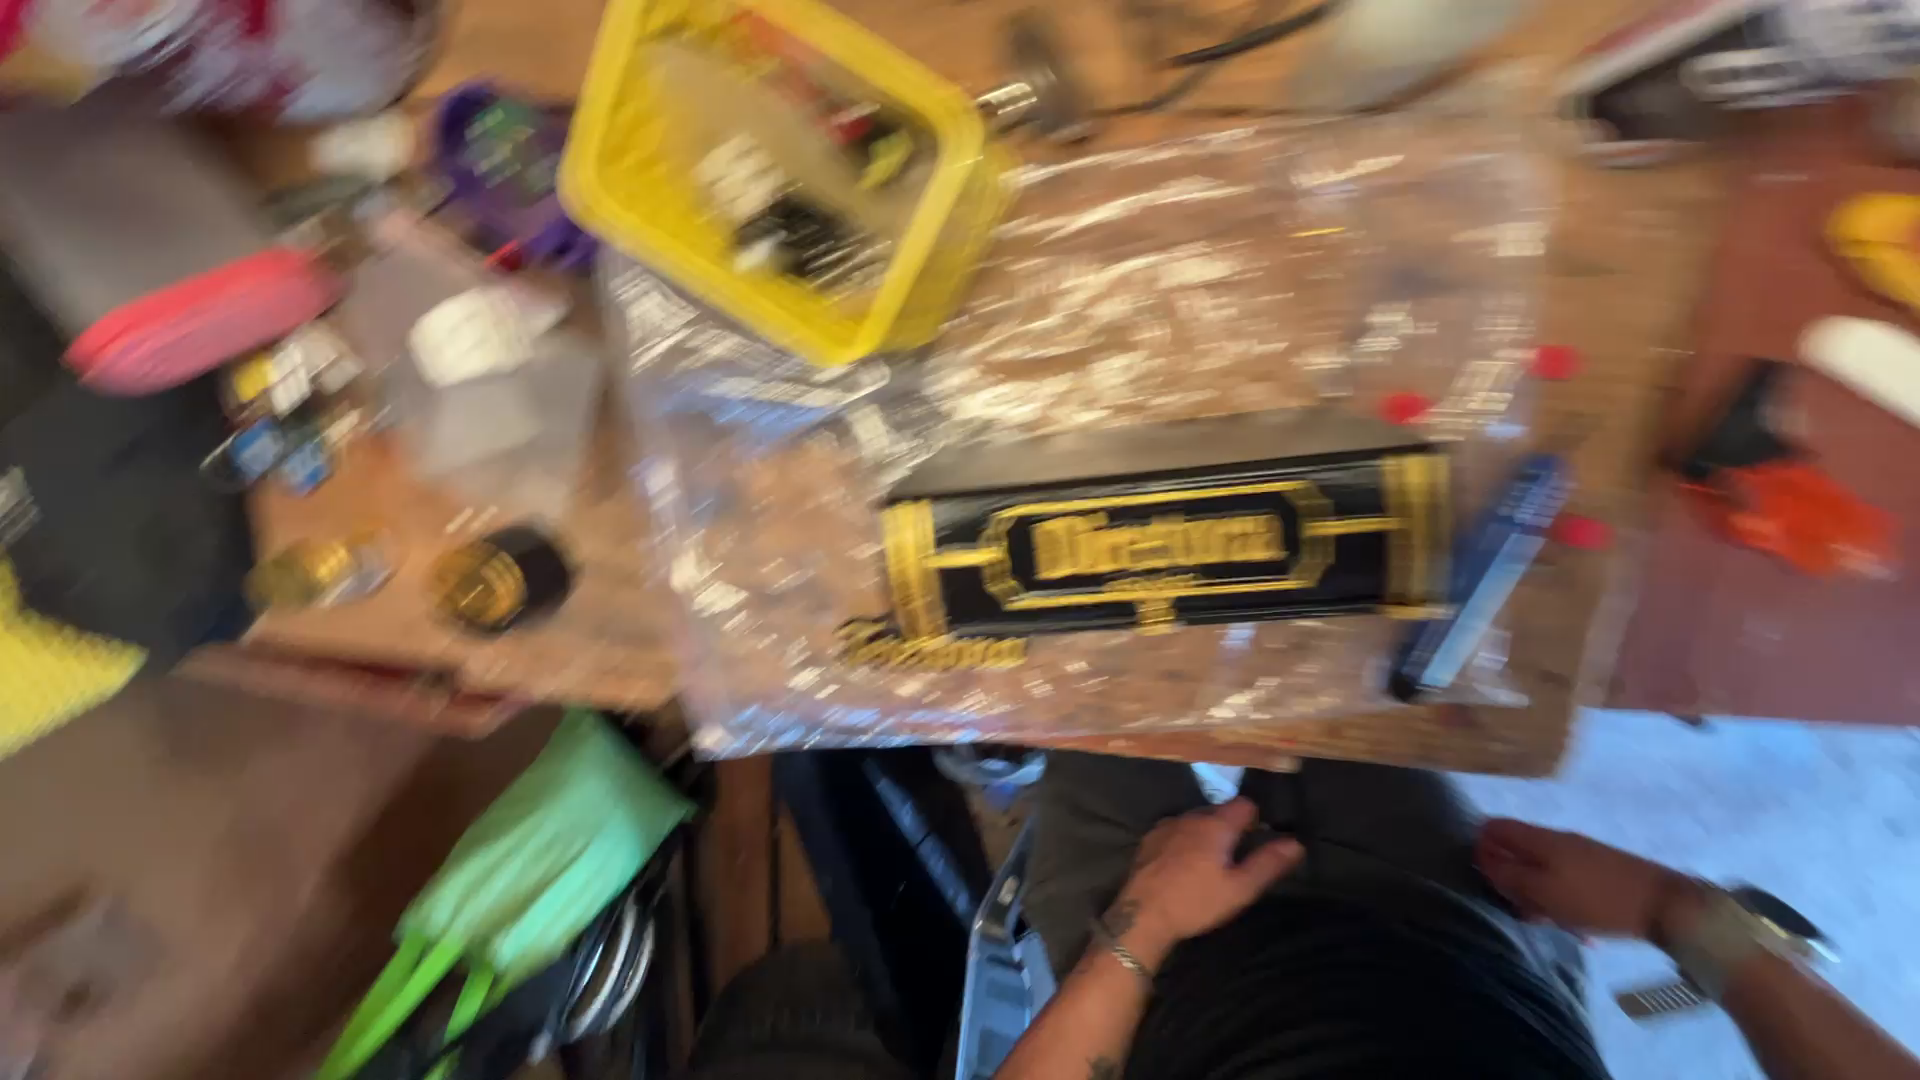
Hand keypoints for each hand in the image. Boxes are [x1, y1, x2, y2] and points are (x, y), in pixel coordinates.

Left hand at [1104, 797, 1303, 968]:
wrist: (1144, 913)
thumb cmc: (1197, 901)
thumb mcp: (1240, 888)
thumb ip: (1268, 863)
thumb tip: (1296, 843)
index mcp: (1215, 824)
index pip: (1244, 804)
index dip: (1256, 820)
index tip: (1258, 841)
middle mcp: (1190, 816)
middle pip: (1219, 811)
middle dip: (1231, 828)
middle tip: (1235, 859)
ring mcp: (1167, 824)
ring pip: (1196, 820)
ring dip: (1207, 834)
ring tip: (1210, 864)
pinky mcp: (1150, 837)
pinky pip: (1177, 830)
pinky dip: (1186, 840)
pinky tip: (1184, 865)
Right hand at [1476, 818, 1697, 941]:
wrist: (1670, 906)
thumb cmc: (1597, 900)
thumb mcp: (1543, 892)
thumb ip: (1507, 876)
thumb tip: (1484, 862)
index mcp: (1537, 839)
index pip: (1492, 827)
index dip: (1482, 850)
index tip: (1490, 881)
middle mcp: (1556, 838)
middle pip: (1518, 851)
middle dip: (1515, 880)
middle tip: (1526, 911)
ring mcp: (1582, 852)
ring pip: (1545, 869)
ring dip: (1543, 895)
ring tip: (1557, 925)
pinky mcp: (1604, 869)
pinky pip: (1570, 880)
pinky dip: (1567, 899)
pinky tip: (1582, 928)